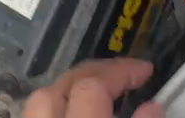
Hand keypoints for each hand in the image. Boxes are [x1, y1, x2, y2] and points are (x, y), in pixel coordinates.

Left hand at [22, 59, 161, 117]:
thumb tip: (152, 106)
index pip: (91, 87)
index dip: (121, 71)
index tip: (145, 72)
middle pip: (57, 88)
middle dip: (93, 73)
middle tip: (122, 75)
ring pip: (37, 102)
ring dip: (68, 89)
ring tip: (96, 92)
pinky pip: (32, 116)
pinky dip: (52, 109)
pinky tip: (72, 113)